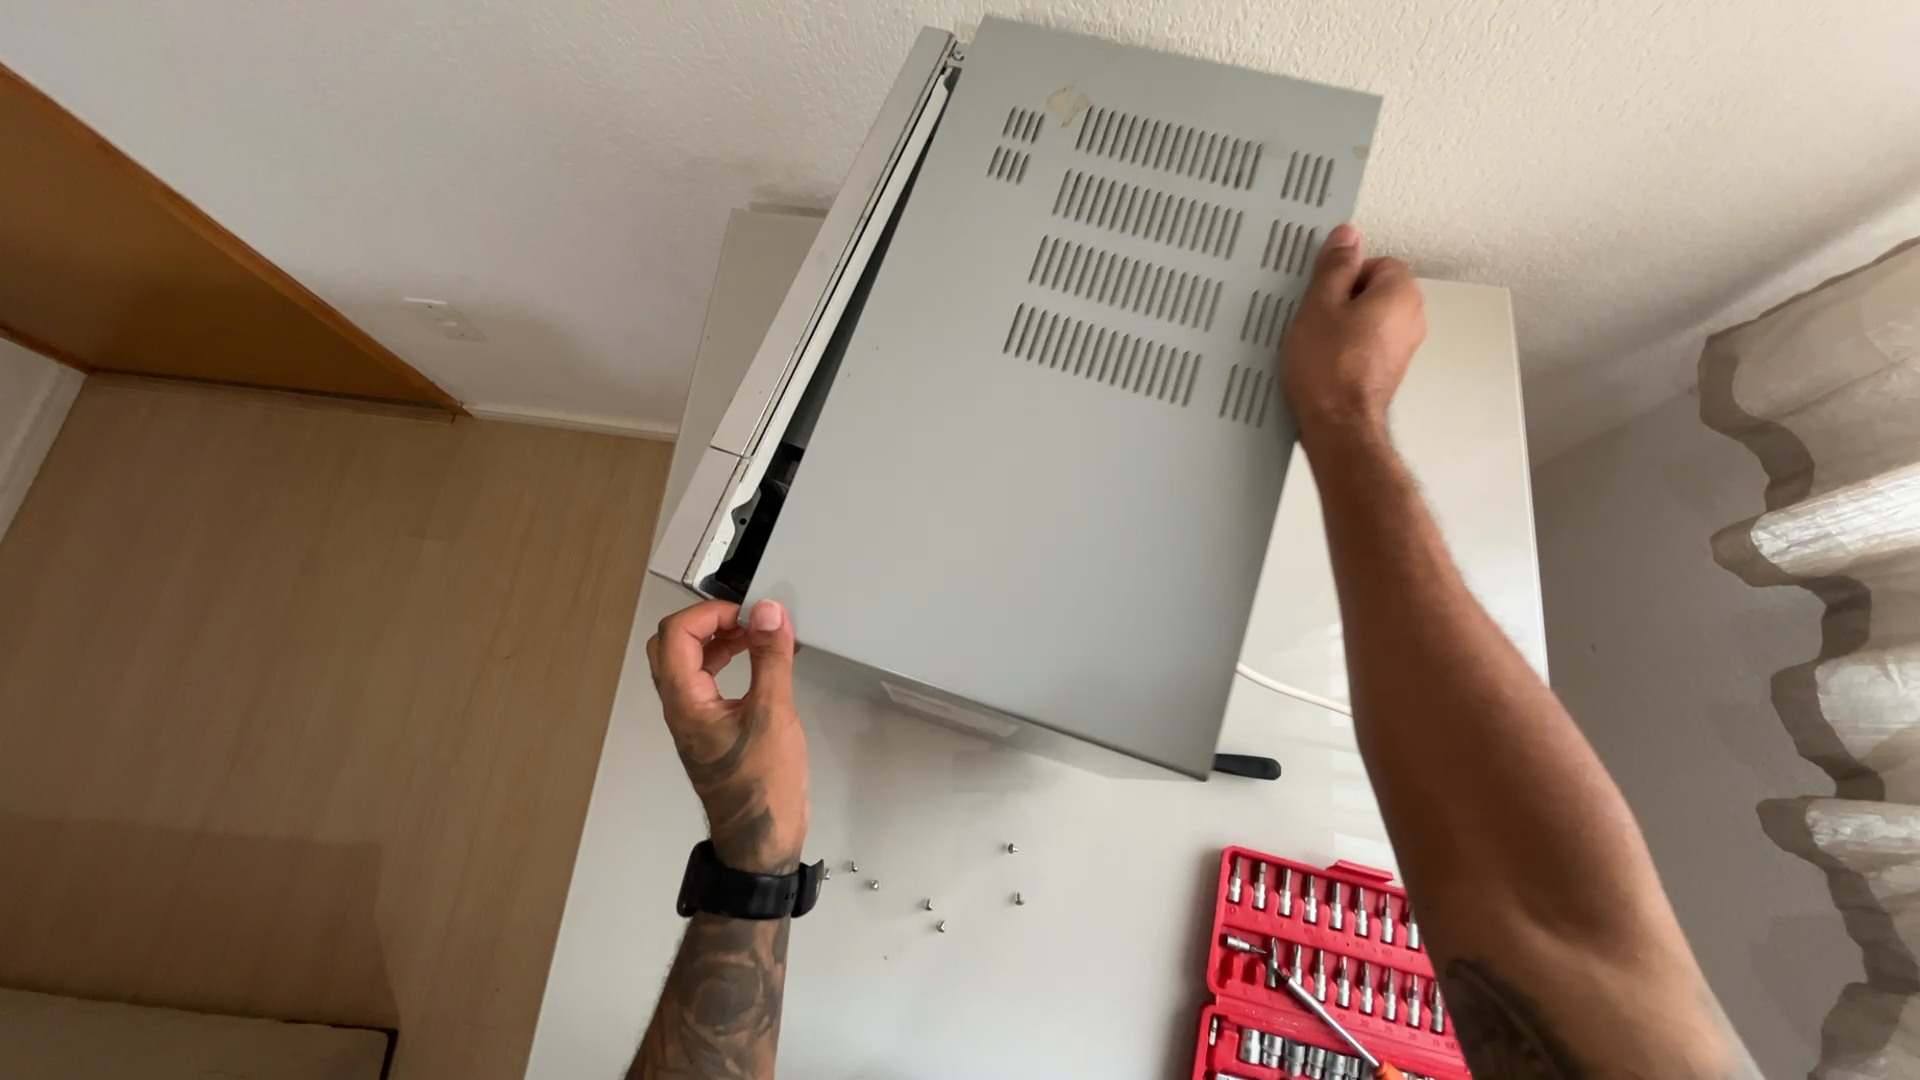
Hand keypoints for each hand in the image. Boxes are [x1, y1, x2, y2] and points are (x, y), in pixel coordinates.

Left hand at [646, 598, 808, 874]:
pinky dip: (727, 661)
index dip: (710, 614)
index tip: (747, 614)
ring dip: (718, 641)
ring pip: (687, 663)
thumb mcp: (774, 715)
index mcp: (686, 703)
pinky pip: (707, 681)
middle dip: (709, 623)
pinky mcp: (712, 728)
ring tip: (756, 637)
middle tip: (747, 621)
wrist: (762, 838)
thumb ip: (771, 659)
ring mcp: (695, 720)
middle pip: (672, 646)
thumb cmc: (761, 789)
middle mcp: (682, 709)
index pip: (675, 635)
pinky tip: (757, 665)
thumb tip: (768, 615)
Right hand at [1280, 223, 1425, 443]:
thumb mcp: (1319, 306)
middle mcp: (1411, 318)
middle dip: (1345, 301)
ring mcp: (1402, 348)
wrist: (1338, 425)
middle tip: (1315, 318)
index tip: (1322, 293)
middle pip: (1375, 292)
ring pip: (1370, 321)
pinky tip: (1323, 365)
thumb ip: (1335, 266)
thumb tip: (1346, 237)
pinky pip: (1367, 348)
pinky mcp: (1388, 372)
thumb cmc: (1329, 369)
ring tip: (1316, 346)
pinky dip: (1347, 351)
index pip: (1377, 263)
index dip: (1345, 275)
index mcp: (1400, 293)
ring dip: (1344, 328)